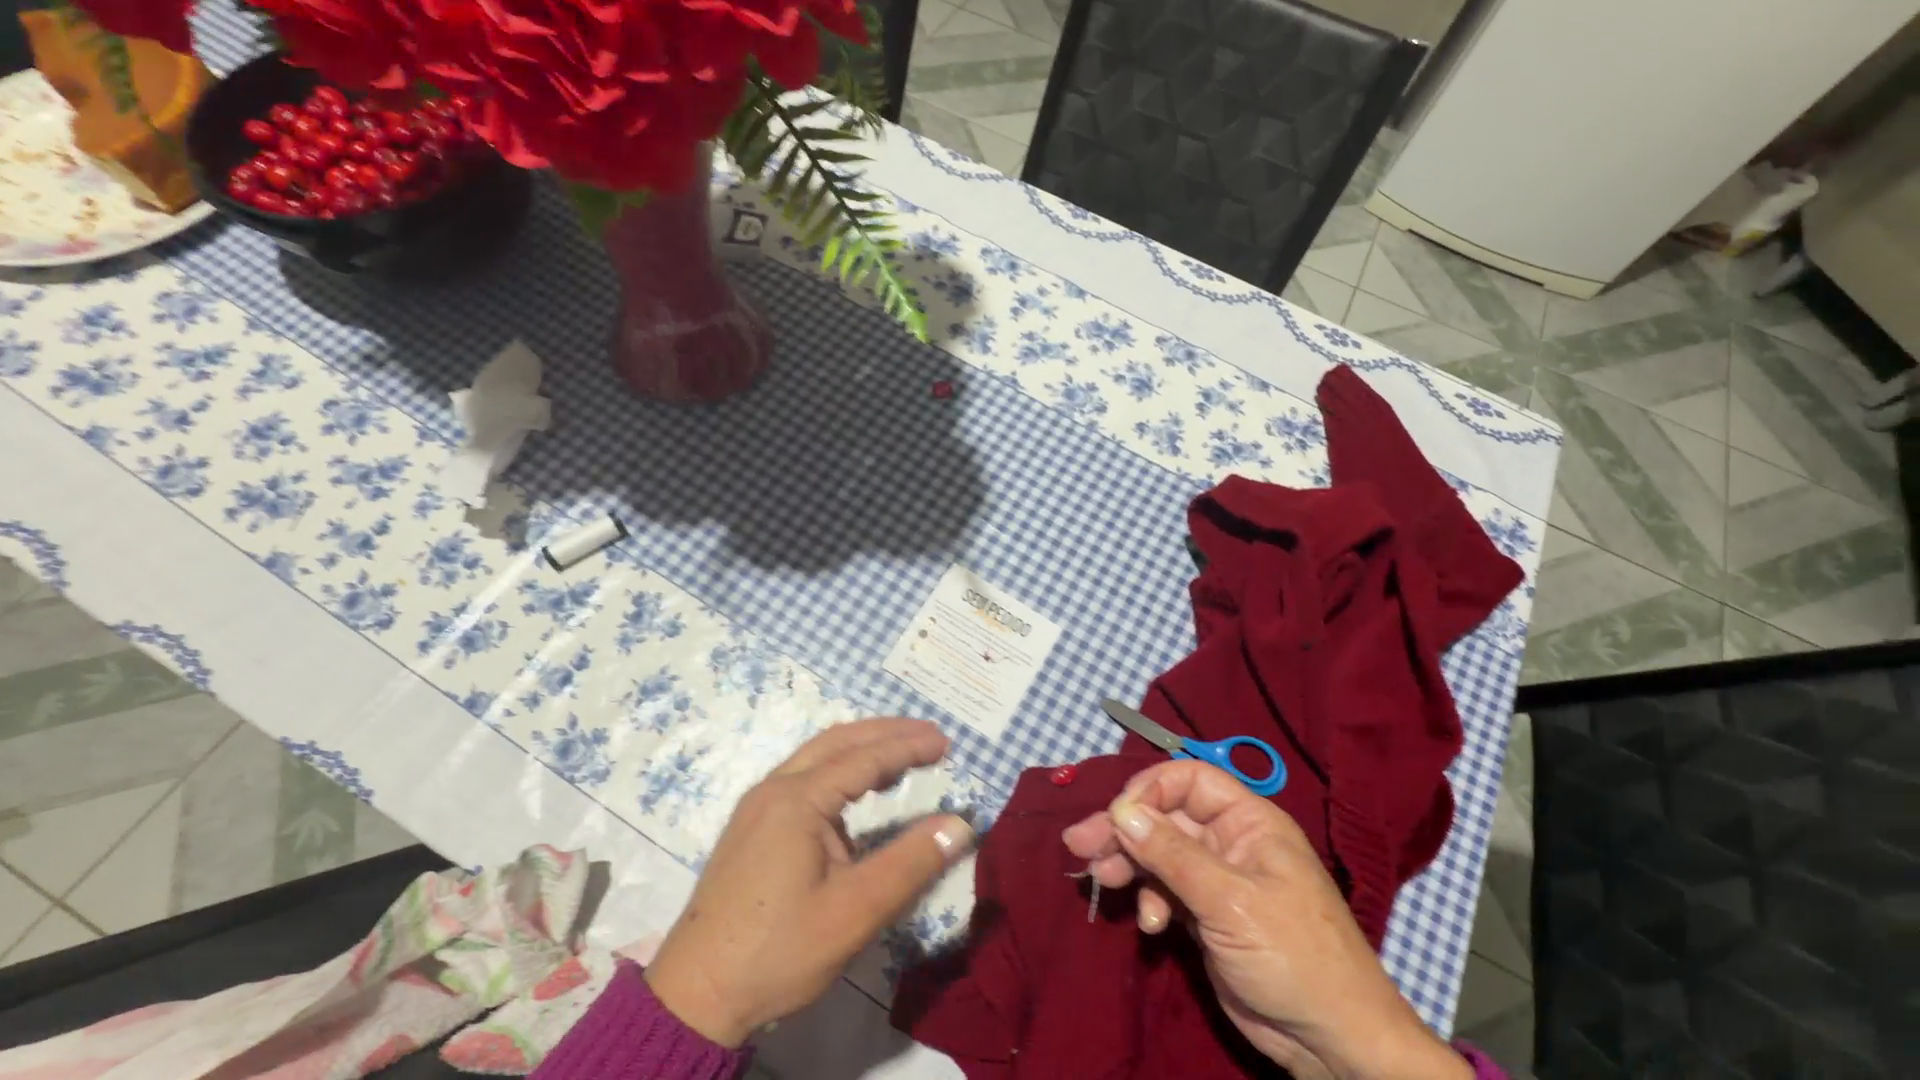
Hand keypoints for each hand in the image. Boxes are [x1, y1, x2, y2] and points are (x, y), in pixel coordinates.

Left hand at [645, 718, 974, 1047]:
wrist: (697, 994)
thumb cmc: (780, 950)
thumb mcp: (855, 911)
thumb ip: (911, 862)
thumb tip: (960, 824)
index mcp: (796, 801)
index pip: (863, 758)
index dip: (908, 746)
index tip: (947, 742)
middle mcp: (773, 790)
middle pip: (836, 742)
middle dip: (886, 734)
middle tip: (930, 737)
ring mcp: (756, 807)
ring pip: (815, 758)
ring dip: (860, 750)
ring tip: (903, 758)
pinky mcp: (751, 828)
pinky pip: (802, 778)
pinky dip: (838, 771)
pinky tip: (857, 795)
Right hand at [1061, 760, 1471, 1079]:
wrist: (1332, 1039)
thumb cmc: (1293, 955)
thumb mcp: (1229, 901)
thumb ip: (1172, 854)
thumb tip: (1121, 810)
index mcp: (1250, 822)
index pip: (1190, 781)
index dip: (1150, 789)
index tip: (1115, 815)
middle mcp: (1232, 842)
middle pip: (1166, 817)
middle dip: (1124, 829)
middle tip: (1079, 844)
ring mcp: (1218, 881)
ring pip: (1160, 855)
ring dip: (1129, 865)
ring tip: (1101, 879)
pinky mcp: (1207, 916)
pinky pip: (1166, 891)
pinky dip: (1150, 901)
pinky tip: (1150, 926)